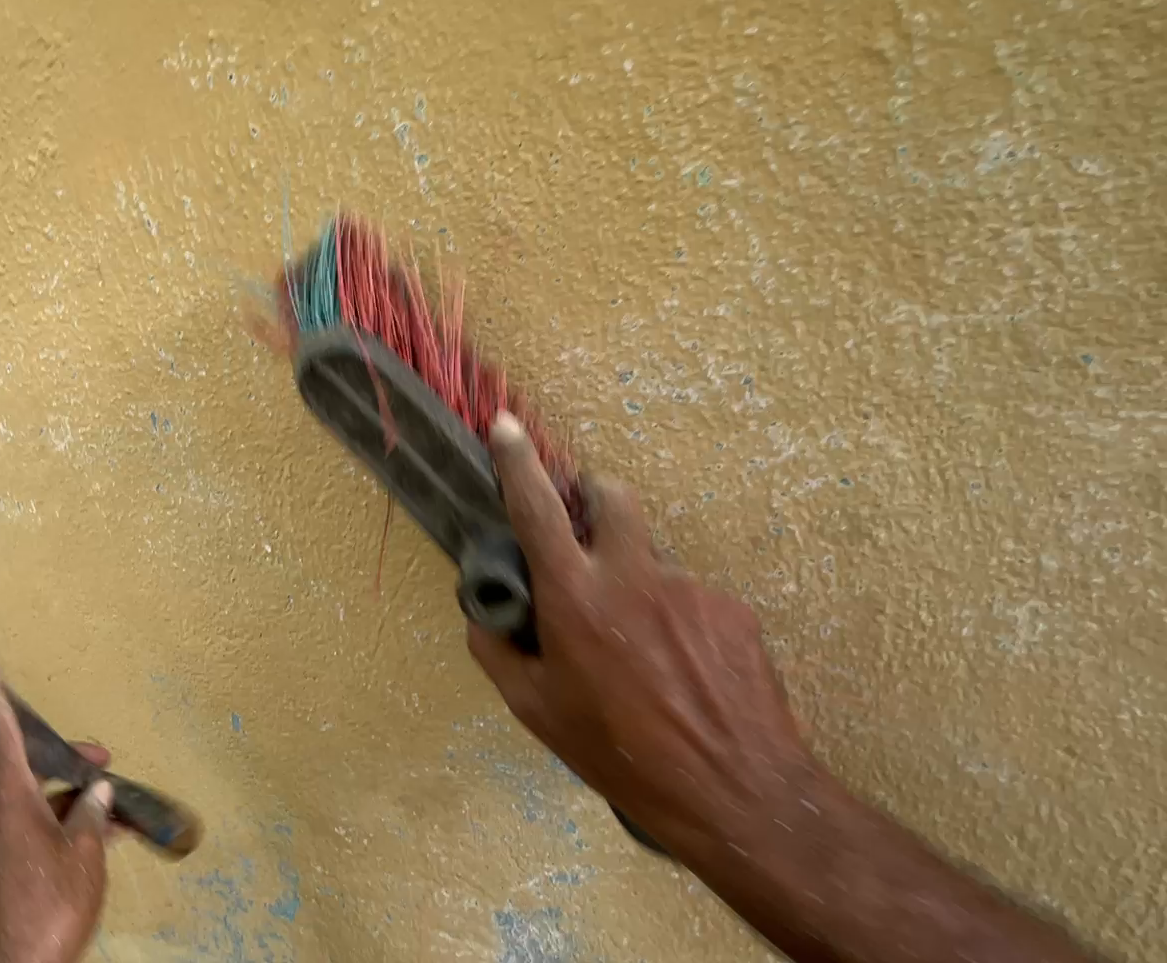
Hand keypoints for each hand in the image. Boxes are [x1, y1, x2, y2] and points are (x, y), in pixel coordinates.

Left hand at [0, 660, 114, 962]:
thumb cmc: (50, 906)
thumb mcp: (84, 857)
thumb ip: (92, 818)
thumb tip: (97, 792)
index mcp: (14, 803)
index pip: (5, 737)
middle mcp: (2, 817)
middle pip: (33, 772)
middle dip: (69, 763)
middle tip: (105, 762)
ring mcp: (3, 845)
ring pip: (42, 806)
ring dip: (77, 804)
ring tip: (120, 814)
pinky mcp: (8, 870)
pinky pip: (40, 832)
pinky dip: (68, 829)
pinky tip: (101, 840)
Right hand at [468, 407, 817, 854]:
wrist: (736, 794)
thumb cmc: (618, 751)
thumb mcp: (535, 709)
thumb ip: (497, 652)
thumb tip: (484, 618)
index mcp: (575, 597)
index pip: (537, 510)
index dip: (516, 461)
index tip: (505, 425)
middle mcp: (632, 577)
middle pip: (613, 497)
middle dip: (593, 495)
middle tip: (584, 531)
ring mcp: (689, 588)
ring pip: (650, 555)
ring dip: (633, 578)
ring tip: (640, 646)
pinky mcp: (732, 610)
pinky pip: (689, 596)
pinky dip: (673, 617)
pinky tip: (679, 668)